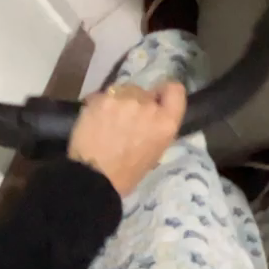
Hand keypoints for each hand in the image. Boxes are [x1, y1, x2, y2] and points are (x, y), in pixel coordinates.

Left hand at [67, 81, 186, 195]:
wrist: (93, 178)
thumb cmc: (127, 174)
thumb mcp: (155, 152)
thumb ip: (158, 127)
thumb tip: (151, 115)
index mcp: (166, 123)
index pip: (175, 90)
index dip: (164, 93)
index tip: (156, 100)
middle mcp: (148, 106)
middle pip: (145, 91)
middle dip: (137, 102)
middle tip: (126, 120)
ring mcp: (123, 99)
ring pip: (123, 90)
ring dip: (118, 101)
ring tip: (108, 120)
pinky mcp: (101, 98)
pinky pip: (104, 95)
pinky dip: (100, 105)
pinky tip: (95, 120)